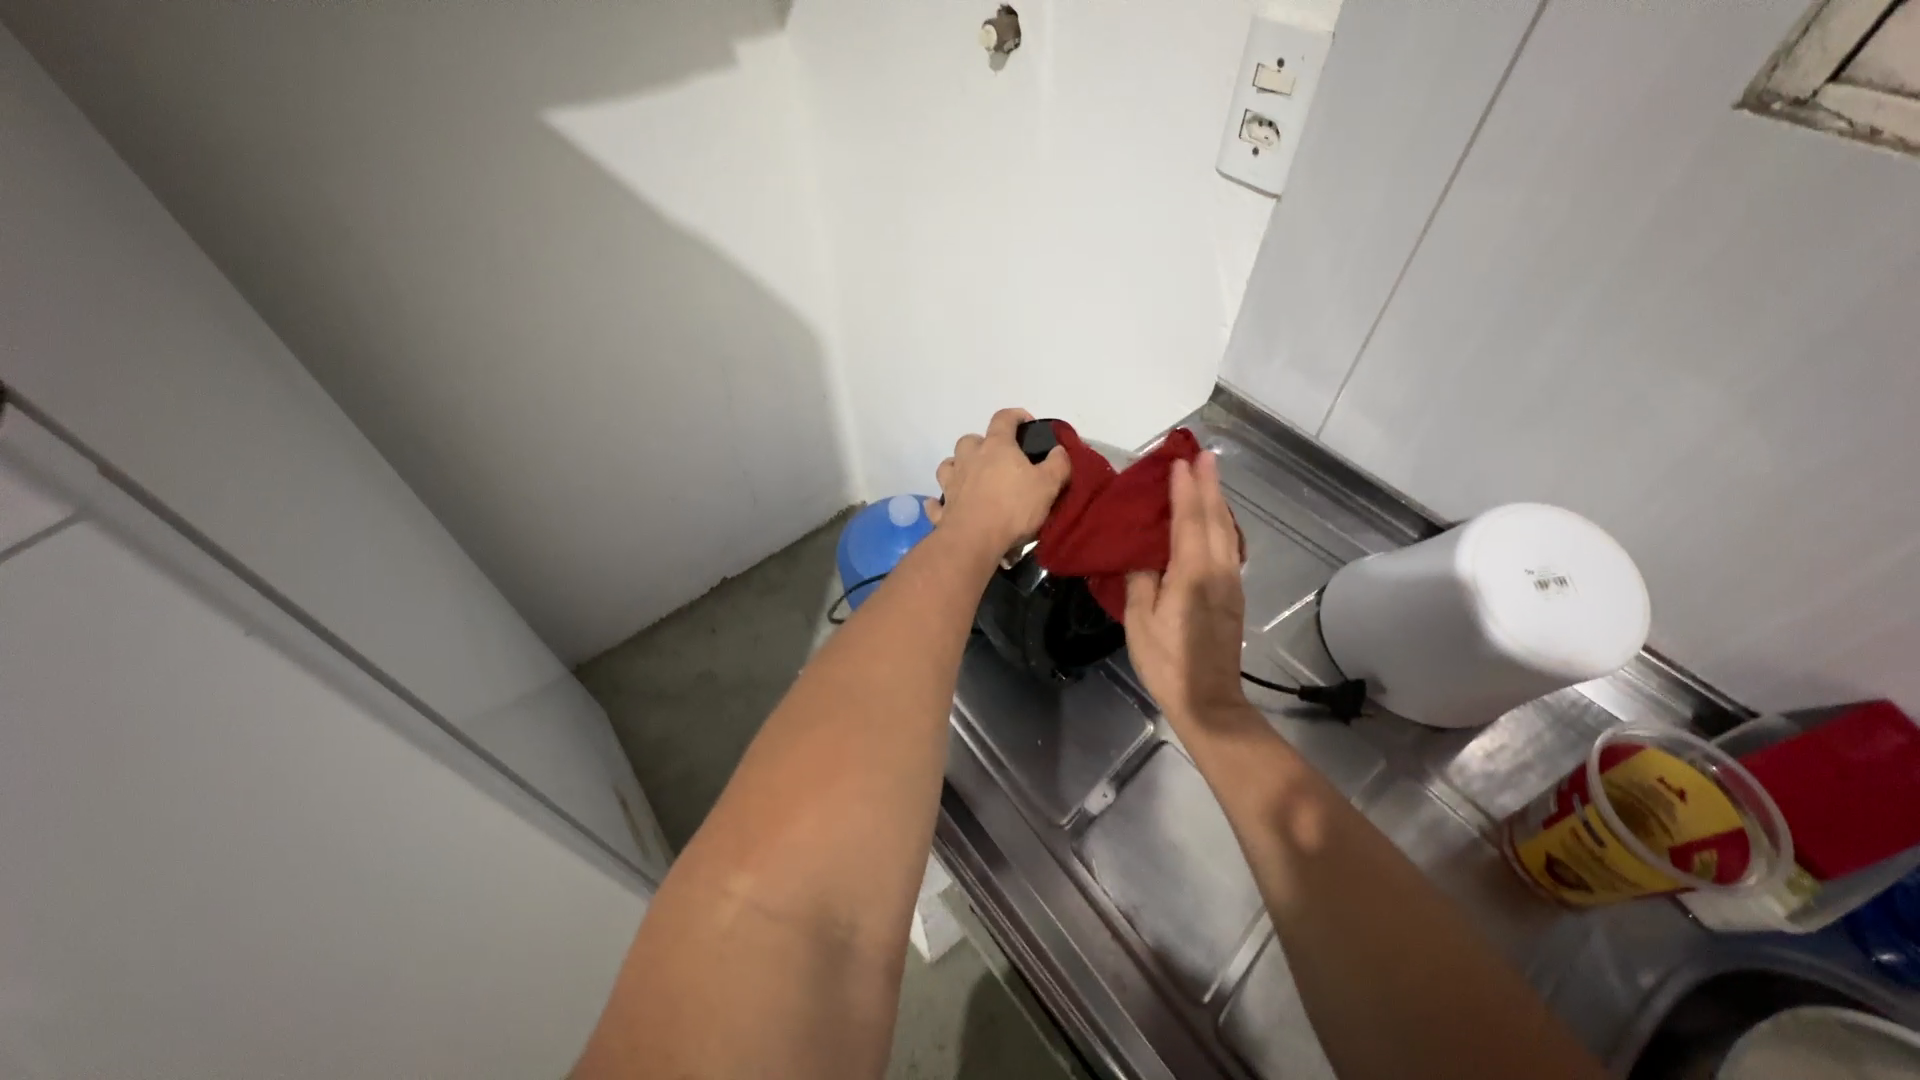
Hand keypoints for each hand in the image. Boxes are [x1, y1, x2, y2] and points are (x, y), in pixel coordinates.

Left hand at [927, 408, 1070, 556]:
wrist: (975, 539)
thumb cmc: (1014, 507)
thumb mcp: (1048, 485)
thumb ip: (1057, 464)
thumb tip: (1059, 450)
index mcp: (996, 447)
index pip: (1003, 419)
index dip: (1015, 416)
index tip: (1026, 422)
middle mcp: (968, 459)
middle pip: (969, 440)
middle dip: (981, 444)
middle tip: (996, 458)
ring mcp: (951, 483)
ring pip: (947, 465)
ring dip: (957, 467)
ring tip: (970, 478)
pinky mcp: (942, 509)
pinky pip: (936, 502)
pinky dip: (939, 502)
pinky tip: (946, 506)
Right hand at [1123, 451, 1250, 725]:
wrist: (1209, 700)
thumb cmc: (1167, 662)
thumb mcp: (1139, 621)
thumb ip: (1140, 581)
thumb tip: (1142, 555)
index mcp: (1192, 573)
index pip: (1189, 520)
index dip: (1185, 490)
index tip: (1181, 462)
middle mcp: (1218, 571)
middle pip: (1216, 519)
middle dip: (1209, 486)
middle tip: (1204, 455)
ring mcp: (1231, 583)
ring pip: (1227, 532)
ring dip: (1218, 503)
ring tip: (1210, 479)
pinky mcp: (1234, 596)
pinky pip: (1229, 547)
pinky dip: (1222, 525)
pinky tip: (1217, 522)